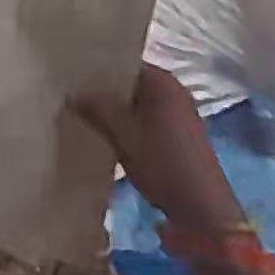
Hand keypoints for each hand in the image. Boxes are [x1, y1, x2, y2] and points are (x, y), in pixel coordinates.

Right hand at [72, 65, 245, 231]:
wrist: (203, 212)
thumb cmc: (163, 163)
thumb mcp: (122, 133)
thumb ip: (96, 107)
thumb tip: (72, 92)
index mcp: (162, 82)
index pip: (123, 62)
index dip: (97, 67)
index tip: (71, 74)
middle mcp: (174, 91)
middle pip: (130, 82)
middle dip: (103, 89)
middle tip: (72, 92)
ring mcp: (179, 114)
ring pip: (136, 102)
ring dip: (115, 108)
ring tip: (84, 111)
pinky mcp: (179, 135)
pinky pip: (145, 118)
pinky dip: (128, 122)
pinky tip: (107, 132)